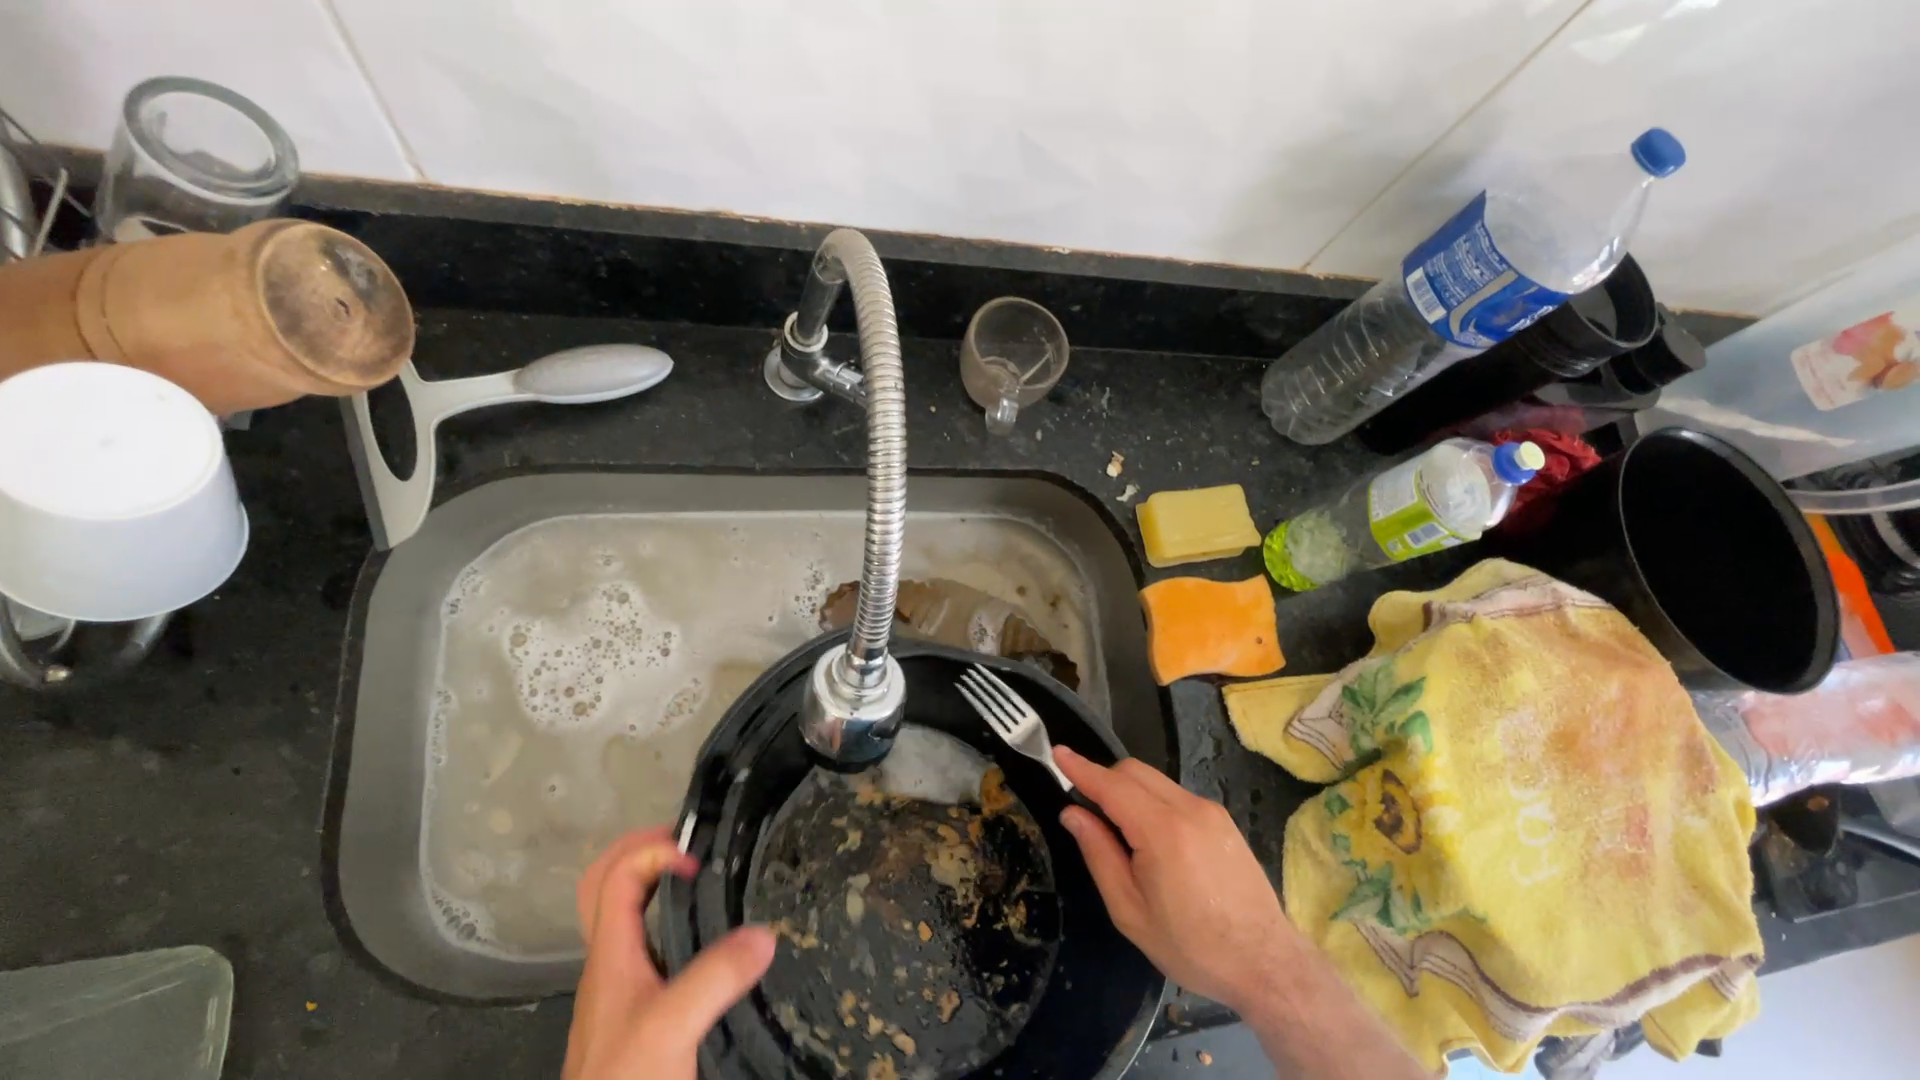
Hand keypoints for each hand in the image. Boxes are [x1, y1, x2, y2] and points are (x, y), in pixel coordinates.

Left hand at [562, 828, 775, 1079]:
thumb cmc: (626, 1079)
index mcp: (609, 956)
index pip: (615, 877)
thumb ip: (715, 978)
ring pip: (621, 917)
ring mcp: (619, 988)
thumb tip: (766, 932)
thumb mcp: (672, 1027)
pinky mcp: (635, 1011)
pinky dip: (666, 922)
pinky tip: (702, 936)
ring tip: (697, 874)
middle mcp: (608, 964)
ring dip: (649, 883)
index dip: (653, 852)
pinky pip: (643, 946)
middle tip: (685, 840)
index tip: (699, 860)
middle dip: (639, 851)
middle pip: (603, 888)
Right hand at [1054, 746, 1295, 1011]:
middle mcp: (1189, 809)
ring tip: (1119, 832)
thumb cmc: (1191, 945)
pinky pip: (1176, 796)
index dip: (1081, 768)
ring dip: (1129, 791)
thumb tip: (1073, 814)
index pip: (1111, 785)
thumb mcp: (1130, 911)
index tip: (1057, 752)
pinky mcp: (1224, 821)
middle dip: (1104, 779)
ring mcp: (1211, 812)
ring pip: (1156, 781)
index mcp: (1162, 832)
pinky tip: (1152, 839)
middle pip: (1134, 772)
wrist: (1265, 962)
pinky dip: (1153, 801)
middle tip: (1085, 809)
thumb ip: (1099, 854)